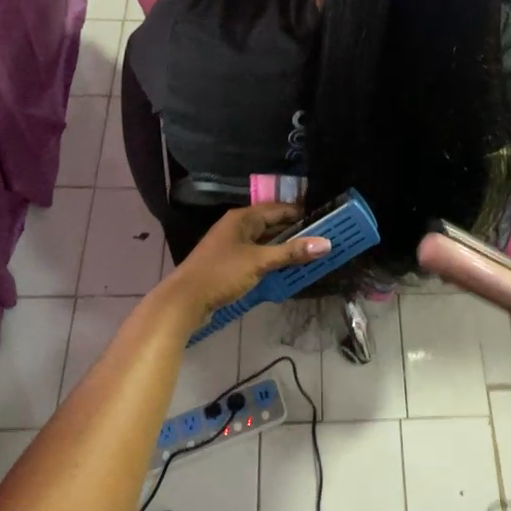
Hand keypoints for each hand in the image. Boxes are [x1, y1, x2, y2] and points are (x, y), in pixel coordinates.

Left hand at [159, 203, 331, 322]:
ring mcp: (232, 246)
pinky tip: (287, 271)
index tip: (325, 221)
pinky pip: (257, 257)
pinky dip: (272, 262)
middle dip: (296, 233)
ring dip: (285, 249)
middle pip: (272, 225)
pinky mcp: (230, 264)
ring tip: (311, 255)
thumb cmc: (221, 273)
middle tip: (322, 240)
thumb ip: (292, 253)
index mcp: (243, 218)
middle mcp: (238, 227)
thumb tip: (326, 243)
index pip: (278, 209)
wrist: (184, 301)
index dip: (301, 214)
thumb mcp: (259, 261)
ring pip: (265, 243)